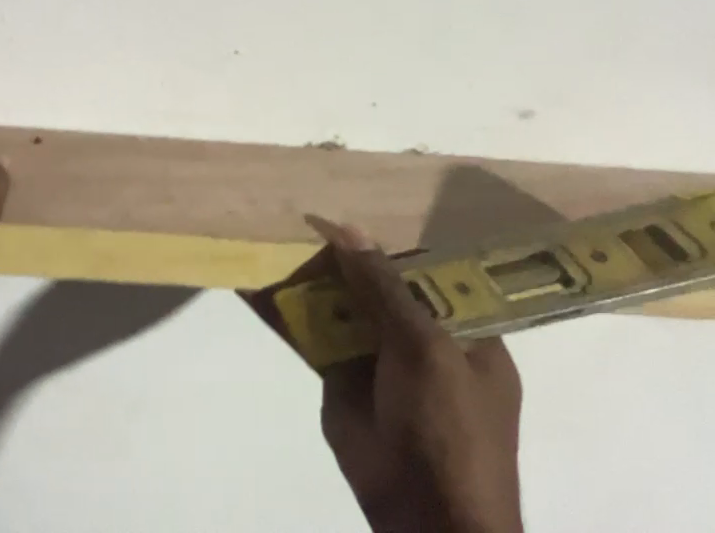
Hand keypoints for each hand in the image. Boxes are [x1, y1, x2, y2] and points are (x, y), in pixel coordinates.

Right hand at [277, 218, 525, 532]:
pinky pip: (308, 334)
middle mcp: (421, 340)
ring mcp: (376, 358)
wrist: (424, 509)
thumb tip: (347, 229)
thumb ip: (384, 288)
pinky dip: (280, 311)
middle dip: (337, 258)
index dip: (388, 245)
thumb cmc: (448, 426)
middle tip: (293, 216)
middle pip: (374, 287)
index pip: (427, 275)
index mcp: (465, 334)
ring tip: (265, 237)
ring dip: (304, 280)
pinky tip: (249, 285)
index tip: (346, 211)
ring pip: (337, 307)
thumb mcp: (424, 347)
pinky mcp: (337, 376)